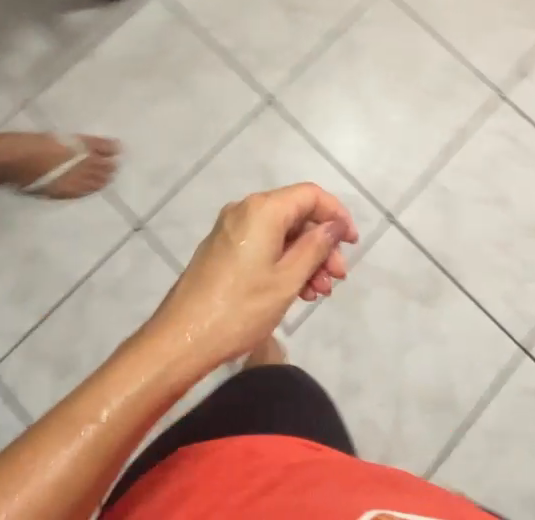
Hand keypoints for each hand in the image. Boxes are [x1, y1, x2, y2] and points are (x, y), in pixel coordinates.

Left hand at [144, 183, 359, 371]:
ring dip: (305, 258)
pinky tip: (297, 292)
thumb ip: (316, 247)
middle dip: (322, 244)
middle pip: (296, 215)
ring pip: (281, 233)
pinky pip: (264, 245)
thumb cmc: (240, 309)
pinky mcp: (223, 249)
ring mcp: (231, 230)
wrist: (182, 339)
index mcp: (263, 209)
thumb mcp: (287, 280)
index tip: (352, 243)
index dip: (337, 214)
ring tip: (319, 293)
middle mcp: (245, 210)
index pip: (311, 195)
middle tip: (338, 278)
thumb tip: (333, 226)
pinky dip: (284, 263)